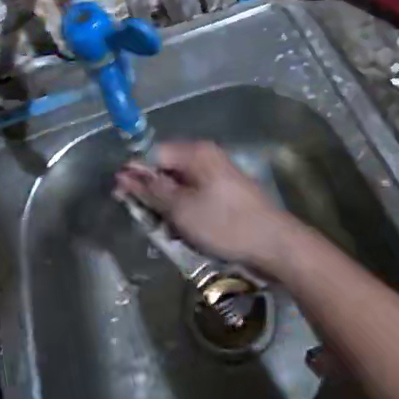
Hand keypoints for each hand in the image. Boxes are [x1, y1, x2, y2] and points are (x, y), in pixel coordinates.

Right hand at [114, 141, 304, 268]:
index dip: (136, 175)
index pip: (152, 154)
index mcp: (196, 153)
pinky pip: (195, 200)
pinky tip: (187, 235)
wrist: (275, 245)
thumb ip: (150, 190)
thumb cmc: (225, 224)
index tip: (123, 198)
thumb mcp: (181, 209)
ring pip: (179, 189)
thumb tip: (123, 174)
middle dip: (153, 196)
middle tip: (149, 221)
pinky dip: (186, 215)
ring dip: (169, 210)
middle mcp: (206, 158)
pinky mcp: (225, 196)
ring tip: (170, 232)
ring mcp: (217, 177)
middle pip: (166, 171)